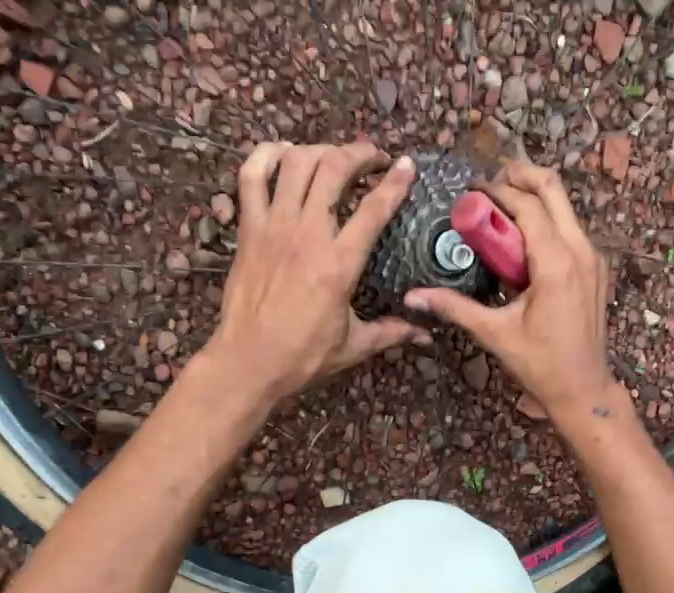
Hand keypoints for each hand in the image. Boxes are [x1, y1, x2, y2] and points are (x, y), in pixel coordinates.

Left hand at [204, 142, 427, 400]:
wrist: (249, 361)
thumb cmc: (304, 356)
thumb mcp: (355, 345)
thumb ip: (391, 331)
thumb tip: (425, 334)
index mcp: (339, 264)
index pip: (374, 209)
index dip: (395, 182)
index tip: (407, 165)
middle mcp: (307, 235)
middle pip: (333, 169)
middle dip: (358, 154)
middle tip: (373, 159)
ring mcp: (274, 227)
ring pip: (295, 162)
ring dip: (319, 150)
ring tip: (333, 158)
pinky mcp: (249, 229)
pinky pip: (251, 176)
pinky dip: (266, 156)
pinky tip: (283, 154)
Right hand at [403, 162, 616, 417]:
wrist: (584, 390)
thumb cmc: (541, 365)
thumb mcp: (495, 334)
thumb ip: (454, 307)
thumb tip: (413, 295)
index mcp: (557, 264)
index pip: (526, 205)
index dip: (495, 192)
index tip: (469, 192)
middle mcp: (581, 251)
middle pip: (553, 188)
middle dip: (520, 176)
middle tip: (488, 185)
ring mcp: (593, 258)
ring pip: (565, 206)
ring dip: (534, 197)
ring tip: (501, 209)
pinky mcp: (596, 268)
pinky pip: (571, 228)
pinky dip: (547, 220)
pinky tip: (522, 240)